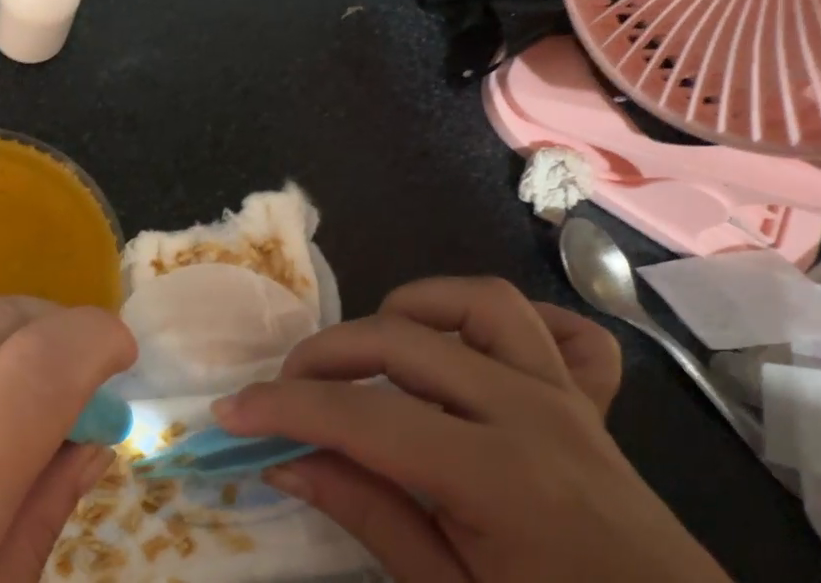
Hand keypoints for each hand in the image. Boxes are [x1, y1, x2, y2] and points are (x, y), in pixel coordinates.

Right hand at [213, 276, 730, 582]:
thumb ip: (368, 517)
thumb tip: (283, 460)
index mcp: (502, 477)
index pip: (362, 415)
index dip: (283, 407)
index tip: (228, 412)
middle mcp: (535, 415)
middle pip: (399, 341)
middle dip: (322, 357)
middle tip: (284, 396)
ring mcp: (570, 400)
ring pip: (477, 304)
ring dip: (408, 313)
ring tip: (371, 358)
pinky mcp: (593, 404)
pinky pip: (557, 330)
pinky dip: (501, 326)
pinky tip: (462, 353)